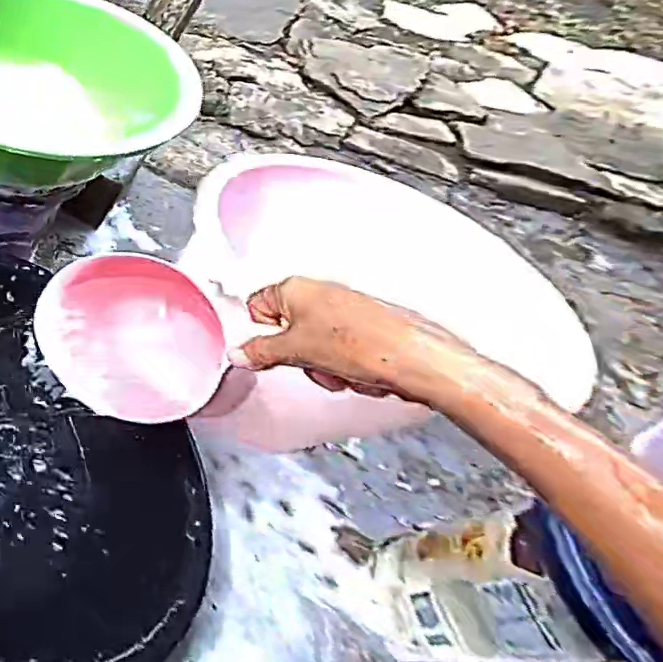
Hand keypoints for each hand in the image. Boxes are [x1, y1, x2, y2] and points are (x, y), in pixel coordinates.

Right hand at [229, 277, 473, 403]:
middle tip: (314, 365)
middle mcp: (320, 292)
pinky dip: (350, 366)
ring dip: (327, 367)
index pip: (256, 309)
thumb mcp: (297, 352)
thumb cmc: (365, 345)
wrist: (424, 362)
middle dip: (301, 356)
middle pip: (288, 330)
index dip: (263, 335)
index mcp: (295, 287)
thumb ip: (261, 352)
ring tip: (346, 373)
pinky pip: (343, 350)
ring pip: (317, 344)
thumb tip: (238, 354)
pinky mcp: (369, 327)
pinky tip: (364, 374)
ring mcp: (346, 309)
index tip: (271, 353)